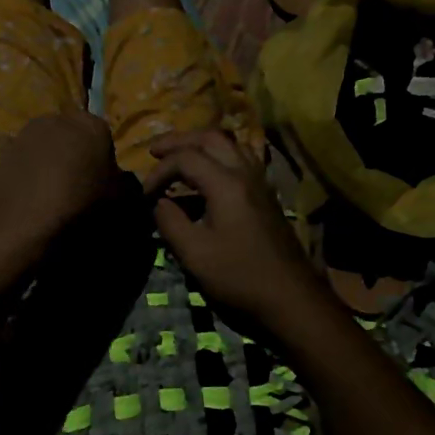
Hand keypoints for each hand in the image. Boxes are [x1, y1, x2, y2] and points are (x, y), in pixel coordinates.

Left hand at [0, 112, 121, 250]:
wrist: (31, 222)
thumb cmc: (84, 204)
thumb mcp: (121, 197)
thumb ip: (125, 182)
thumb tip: (120, 179)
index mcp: (92, 124)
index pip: (102, 133)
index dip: (101, 155)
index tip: (100, 177)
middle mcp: (58, 119)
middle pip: (70, 131)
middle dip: (73, 148)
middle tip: (75, 179)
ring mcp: (26, 132)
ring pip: (42, 139)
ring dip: (46, 154)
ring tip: (48, 185)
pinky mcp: (2, 149)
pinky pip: (16, 152)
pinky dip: (21, 162)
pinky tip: (25, 183)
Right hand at [143, 129, 321, 318]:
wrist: (290, 296)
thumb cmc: (239, 276)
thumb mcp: (195, 253)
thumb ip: (170, 222)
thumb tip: (158, 202)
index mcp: (226, 183)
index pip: (185, 158)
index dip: (158, 171)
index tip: (144, 195)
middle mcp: (245, 173)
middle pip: (210, 138)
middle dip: (179, 141)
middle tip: (154, 151)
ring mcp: (260, 181)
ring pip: (230, 144)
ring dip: (202, 145)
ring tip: (180, 156)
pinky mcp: (266, 194)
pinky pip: (242, 159)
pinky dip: (220, 156)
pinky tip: (210, 174)